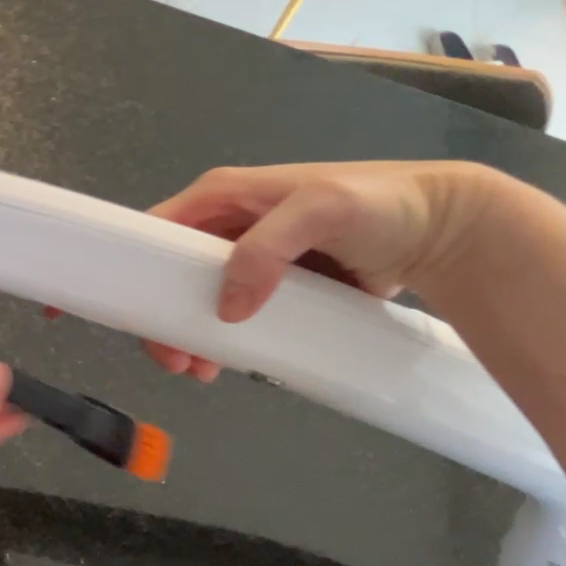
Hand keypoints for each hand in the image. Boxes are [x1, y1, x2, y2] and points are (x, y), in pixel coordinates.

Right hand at [140, 160, 499, 379]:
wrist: (445, 232)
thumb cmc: (383, 205)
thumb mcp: (322, 208)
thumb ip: (267, 249)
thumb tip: (227, 310)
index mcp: (223, 196)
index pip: (153, 231)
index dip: (129, 270)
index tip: (119, 313)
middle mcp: (225, 226)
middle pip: (167, 278)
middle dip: (161, 321)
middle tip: (174, 358)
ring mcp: (245, 259)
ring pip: (191, 303)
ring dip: (186, 339)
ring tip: (201, 369)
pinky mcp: (265, 287)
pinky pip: (224, 317)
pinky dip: (216, 342)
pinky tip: (224, 362)